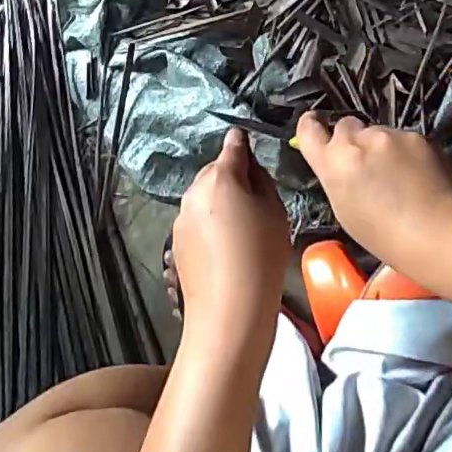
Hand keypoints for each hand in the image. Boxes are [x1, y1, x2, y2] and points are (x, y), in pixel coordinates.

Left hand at [172, 129, 290, 338]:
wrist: (230, 310)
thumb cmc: (261, 257)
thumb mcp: (275, 211)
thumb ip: (262, 180)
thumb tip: (250, 167)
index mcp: (221, 176)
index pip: (233, 146)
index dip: (242, 143)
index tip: (246, 141)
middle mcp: (195, 190)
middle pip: (216, 171)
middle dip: (232, 178)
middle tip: (255, 202)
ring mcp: (182, 215)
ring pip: (205, 196)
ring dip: (220, 201)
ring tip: (241, 230)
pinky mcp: (176, 239)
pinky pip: (196, 219)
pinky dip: (209, 223)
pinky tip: (225, 247)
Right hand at [294, 112, 451, 267]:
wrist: (436, 231)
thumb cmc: (384, 234)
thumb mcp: (343, 208)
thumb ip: (335, 175)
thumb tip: (339, 164)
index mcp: (332, 162)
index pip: (308, 129)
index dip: (311, 124)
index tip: (314, 123)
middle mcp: (356, 141)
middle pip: (345, 125)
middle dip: (352, 139)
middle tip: (365, 163)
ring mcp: (387, 135)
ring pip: (377, 132)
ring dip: (381, 147)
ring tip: (397, 176)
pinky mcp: (415, 135)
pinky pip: (403, 138)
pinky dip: (406, 152)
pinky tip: (416, 175)